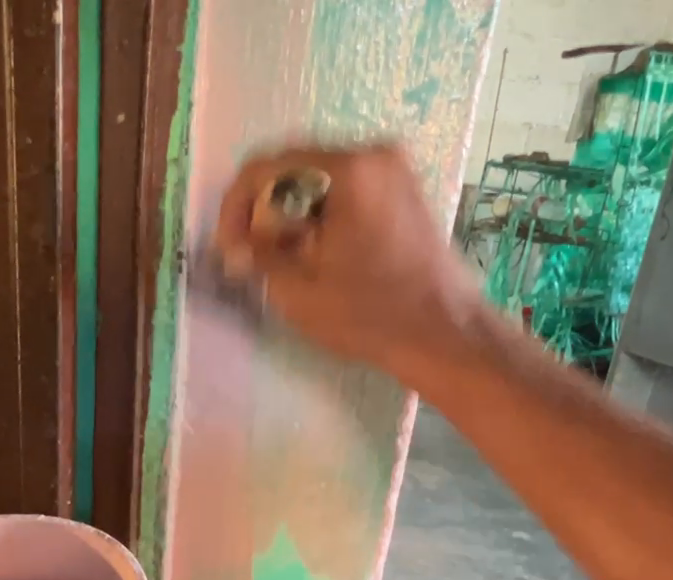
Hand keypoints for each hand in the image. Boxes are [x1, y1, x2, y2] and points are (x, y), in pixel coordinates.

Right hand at [213, 143, 488, 379]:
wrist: (445, 334)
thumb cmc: (370, 315)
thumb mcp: (299, 290)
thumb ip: (259, 256)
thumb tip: (233, 244)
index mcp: (348, 167)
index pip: (267, 166)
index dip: (235, 206)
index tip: (227, 248)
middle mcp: (374, 152)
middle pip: (294, 167)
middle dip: (264, 210)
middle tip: (250, 255)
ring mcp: (395, 170)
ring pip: (320, 180)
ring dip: (292, 214)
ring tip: (281, 260)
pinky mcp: (405, 192)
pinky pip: (347, 191)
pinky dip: (322, 216)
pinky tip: (315, 253)